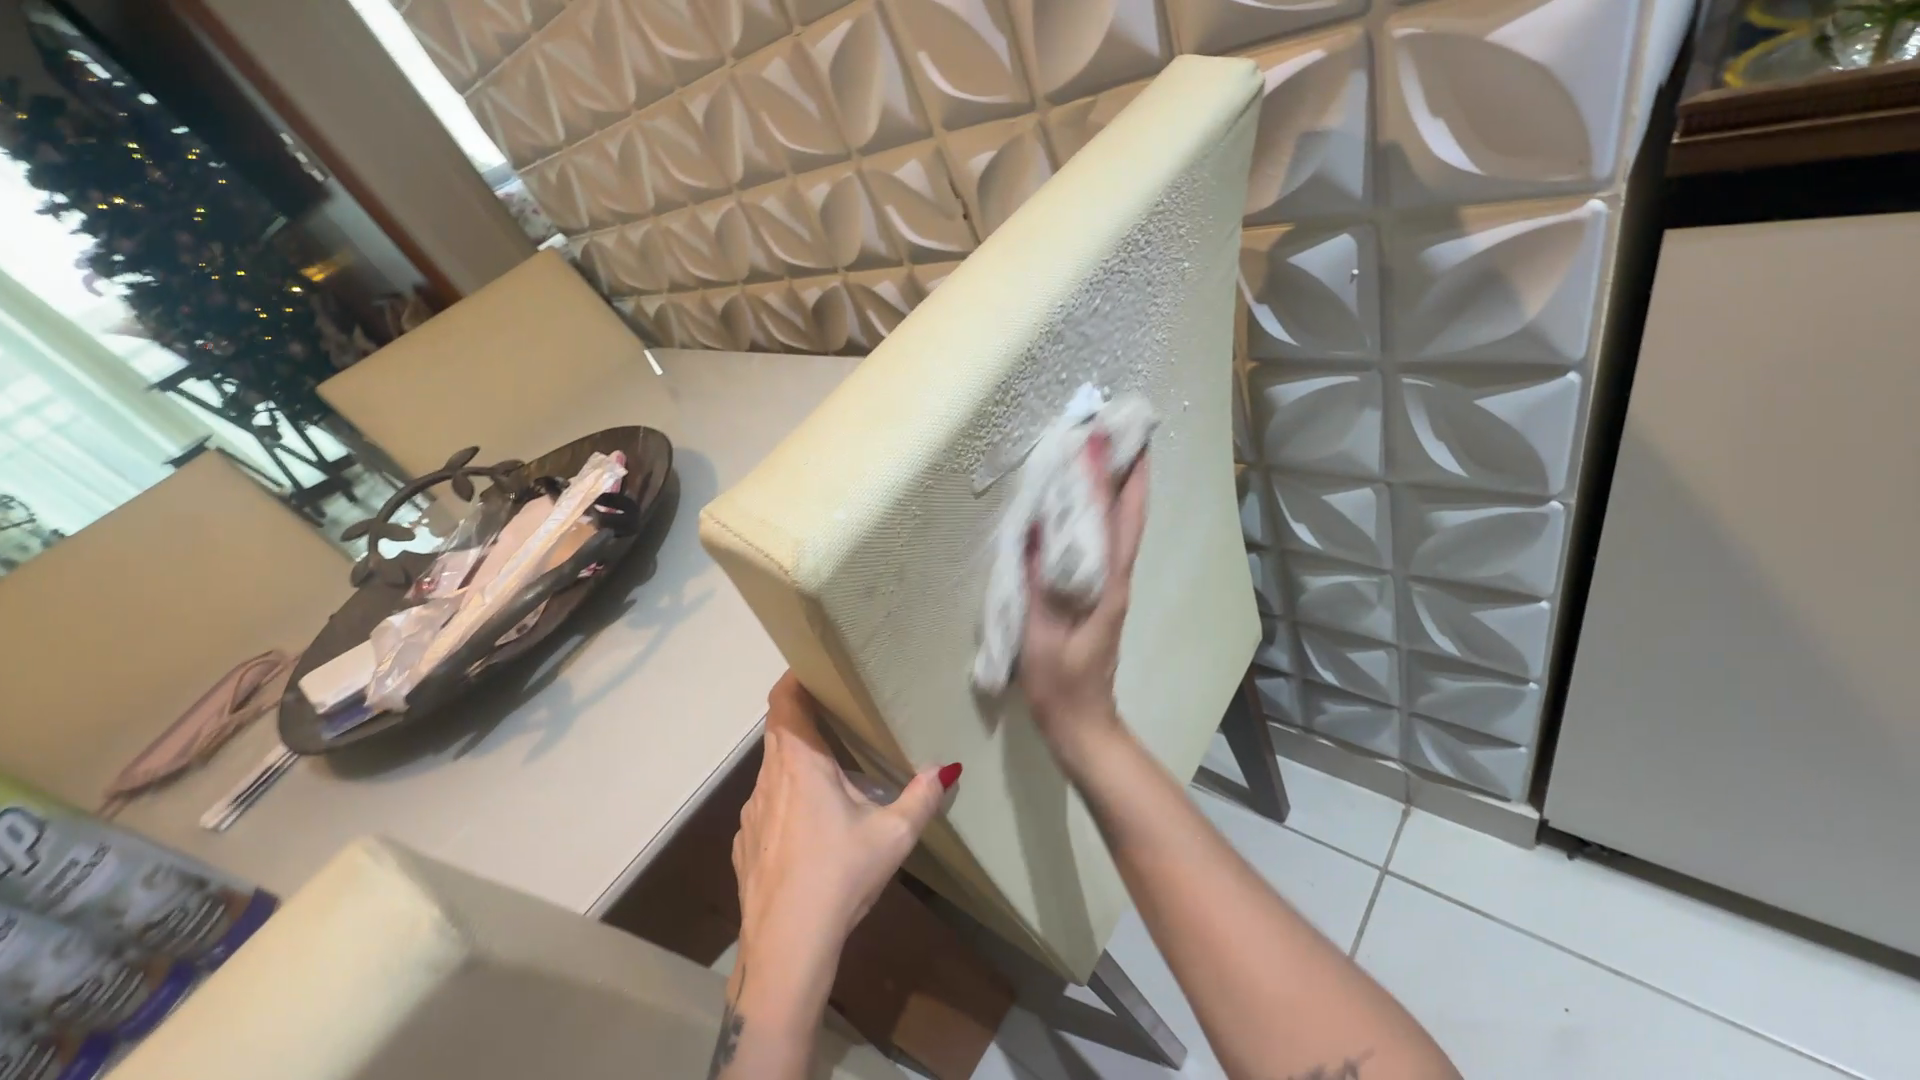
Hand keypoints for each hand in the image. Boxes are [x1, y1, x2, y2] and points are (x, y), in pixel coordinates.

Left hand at [732, 673, 958, 969]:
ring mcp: (751, 814)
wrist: (786, 946)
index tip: (816, 669)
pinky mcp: (745, 845)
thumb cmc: (839, 876)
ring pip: (773, 772)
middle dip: (807, 720)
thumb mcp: (893, 837)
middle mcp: (769, 780)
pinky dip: (787, 804)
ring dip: (798, 766)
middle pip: (780, 732)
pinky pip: (767, 809)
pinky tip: (812, 833)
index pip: (784, 700)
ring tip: (833, 777)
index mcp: (800, 764)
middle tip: (841, 717)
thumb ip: (921, 798)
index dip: (795, 678)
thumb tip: (947, 768)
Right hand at [1019, 435, 1148, 766]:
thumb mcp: (1043, 636)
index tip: (1108, 436)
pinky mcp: (1100, 595)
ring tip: (1107, 453)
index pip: (1112, 520)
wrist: (1081, 724)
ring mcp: (1111, 587)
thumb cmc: (1060, 684)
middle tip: (1122, 430)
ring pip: (1121, 527)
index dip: (1110, 477)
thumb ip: (1040, 586)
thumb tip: (1039, 532)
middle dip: (1129, 471)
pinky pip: (1105, 543)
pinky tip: (1087, 505)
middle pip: (1129, 516)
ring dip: (1119, 488)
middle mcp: (1116, 580)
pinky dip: (1103, 513)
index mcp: (1105, 586)